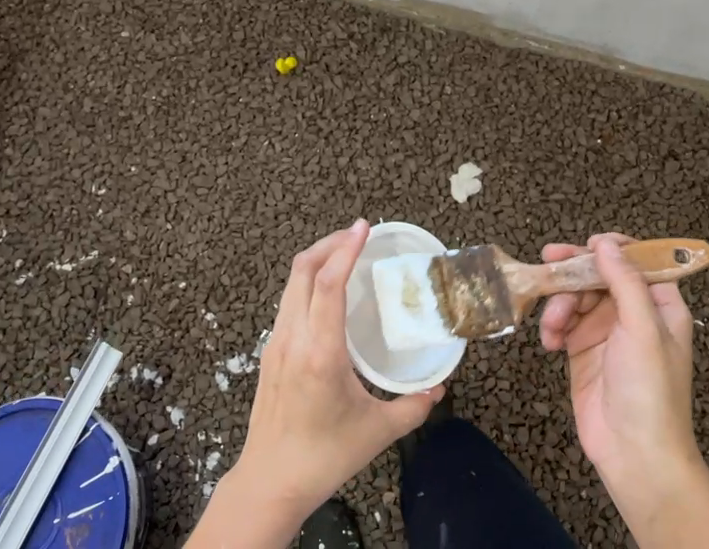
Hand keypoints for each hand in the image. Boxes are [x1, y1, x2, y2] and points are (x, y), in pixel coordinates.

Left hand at [232, 219, 444, 516]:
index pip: (326, 284)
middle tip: (358, 235)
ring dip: (316, 261)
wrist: (271, 480)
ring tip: (345, 255)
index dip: (344, 249)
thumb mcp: (378, 432)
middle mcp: (292, 338)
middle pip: (302, 270)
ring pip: (290, 284)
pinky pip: (288, 302)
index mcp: (319, 352)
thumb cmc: (326, 456)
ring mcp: (276, 343)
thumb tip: (439, 386)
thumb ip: (414, 405)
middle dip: (329, 244)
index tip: (363, 227)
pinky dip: (307, 284)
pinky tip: (327, 293)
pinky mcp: (269, 351)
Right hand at [538, 233, 702, 498]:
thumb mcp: (642, 330)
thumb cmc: (650, 391)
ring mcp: (605, 332)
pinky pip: (562, 323)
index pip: (639, 262)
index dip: (613, 249)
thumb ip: (624, 282)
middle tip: (547, 259)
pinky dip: (552, 327)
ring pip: (575, 296)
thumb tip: (605, 244)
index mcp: (660, 307)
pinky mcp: (582, 351)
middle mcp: (633, 314)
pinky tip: (550, 343)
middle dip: (574, 270)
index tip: (588, 246)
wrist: (634, 453)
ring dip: (559, 304)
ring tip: (553, 326)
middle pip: (598, 274)